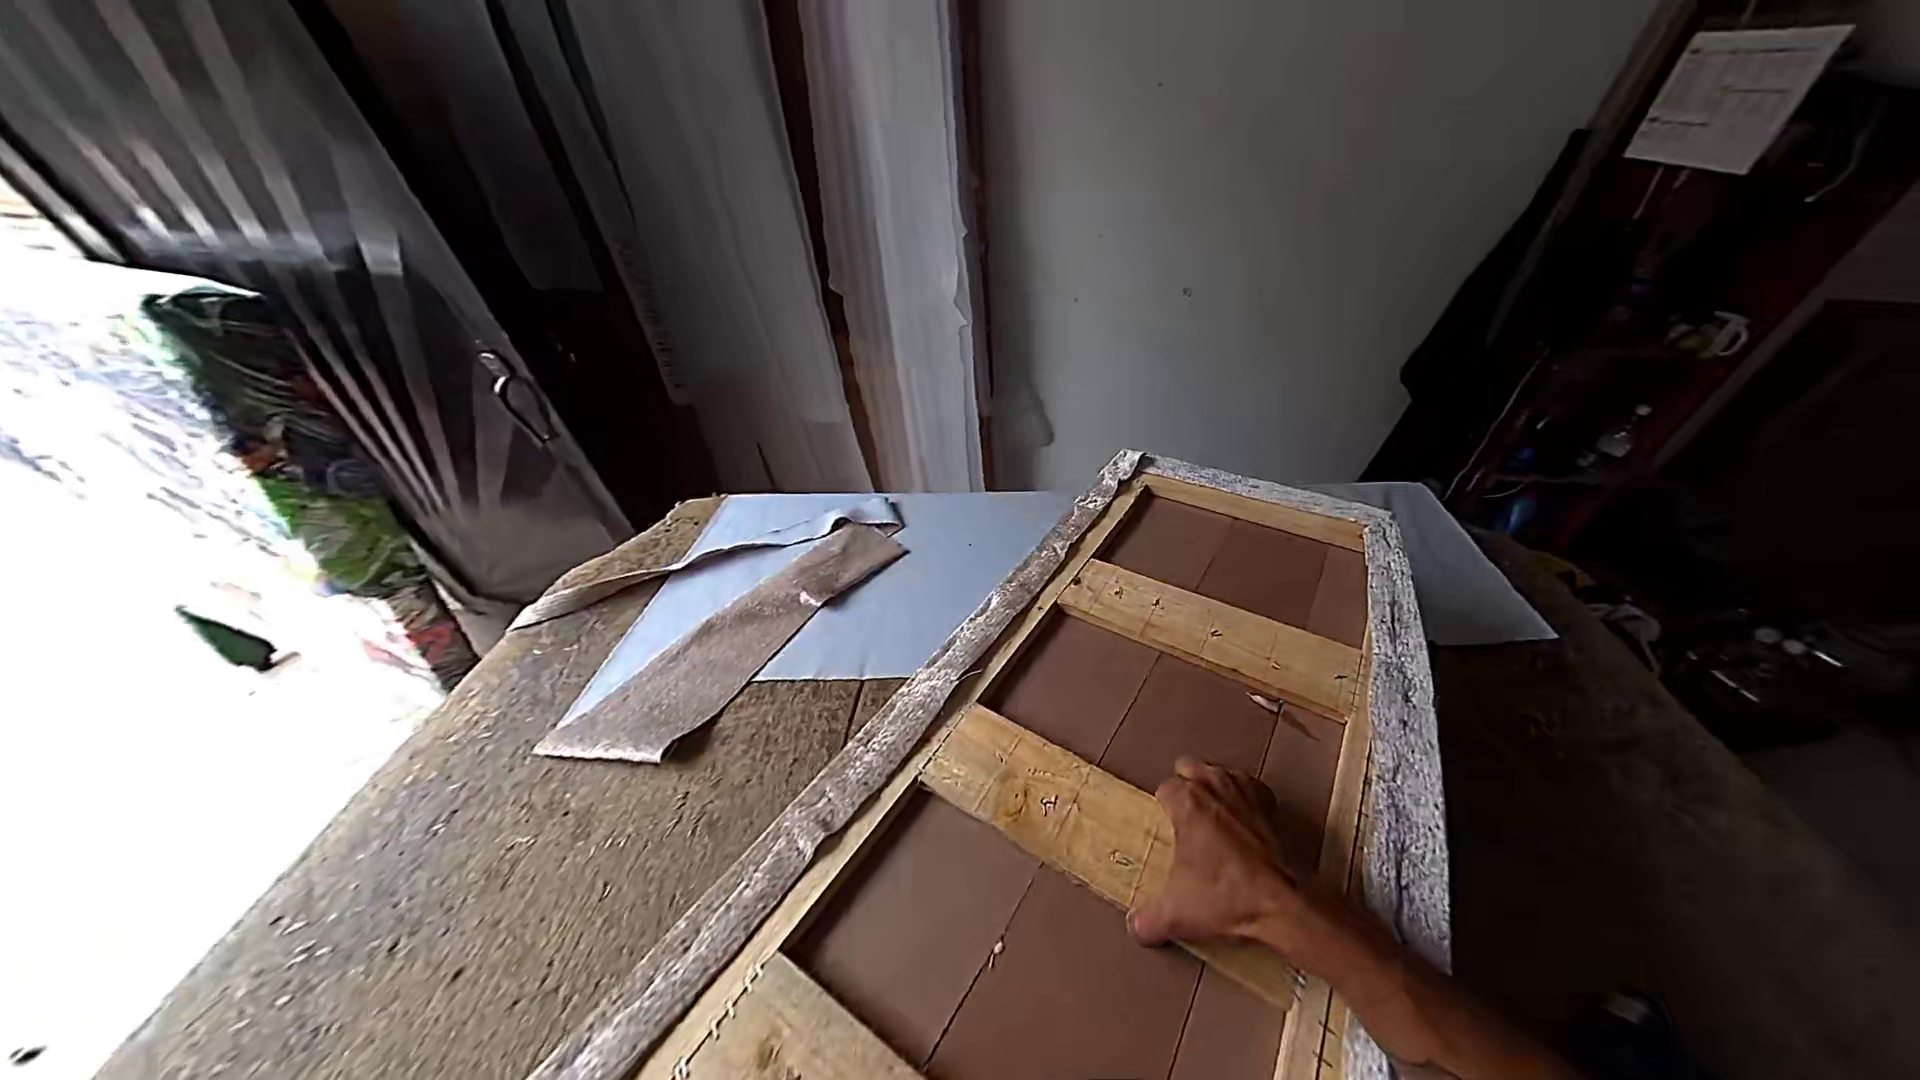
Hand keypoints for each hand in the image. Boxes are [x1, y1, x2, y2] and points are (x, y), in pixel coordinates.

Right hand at [1127, 758, 1321, 955]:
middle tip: (1185, 815)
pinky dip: (1245, 794)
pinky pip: (1251, 786)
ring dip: (1213, 784)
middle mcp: (1213, 786)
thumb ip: (1148, 919)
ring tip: (1210, 810)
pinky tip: (1242, 814)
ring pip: (1220, 770)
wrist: (1285, 906)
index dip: (1163, 807)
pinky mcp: (1270, 805)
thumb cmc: (1227, 898)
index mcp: (1186, 802)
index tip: (1166, 827)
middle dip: (1184, 784)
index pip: (1165, 788)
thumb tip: (1134, 927)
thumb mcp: (1177, 913)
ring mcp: (1244, 792)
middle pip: (1189, 766)